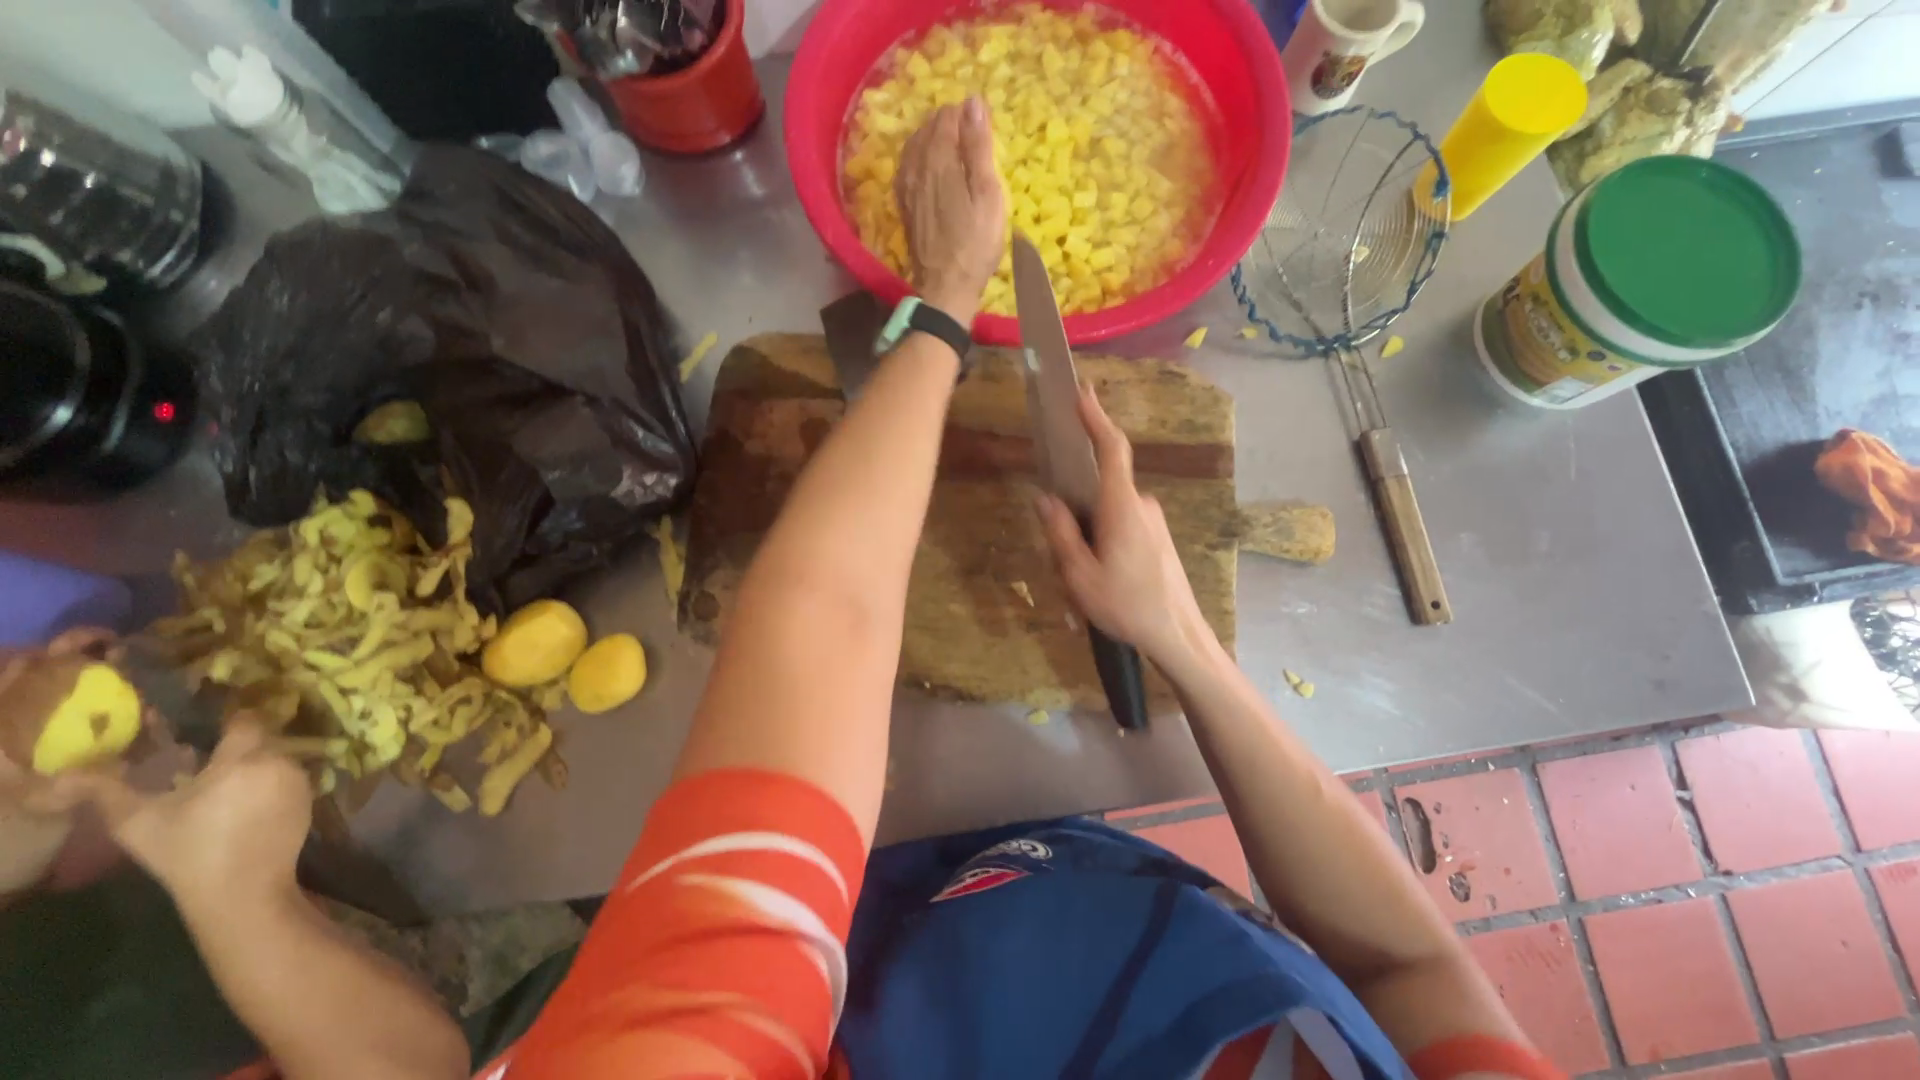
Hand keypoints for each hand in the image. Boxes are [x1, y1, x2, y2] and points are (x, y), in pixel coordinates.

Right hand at [41, 718, 310, 908]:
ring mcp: (301, 781)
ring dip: (255, 769)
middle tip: (206, 769)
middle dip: (236, 751)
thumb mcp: (137, 822)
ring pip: (275, 760)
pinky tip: (247, 808)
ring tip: (226, 793)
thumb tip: (69, 775)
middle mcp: (280, 762)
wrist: (243, 891)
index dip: (226, 725)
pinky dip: (270, 785)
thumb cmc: (187, 854)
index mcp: (244, 759)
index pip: (245, 721)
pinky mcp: (311, 799)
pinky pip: (288, 779)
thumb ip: (106, 791)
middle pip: (260, 741)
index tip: (205, 736)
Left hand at [895, 96, 1005, 324]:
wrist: (945, 286)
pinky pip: (909, 168)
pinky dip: (922, 159)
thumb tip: (972, 102)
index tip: (982, 124)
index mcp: (938, 158)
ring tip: (956, 148)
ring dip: (934, 140)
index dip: (965, 114)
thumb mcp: (987, 193)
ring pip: (916, 147)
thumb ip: (978, 146)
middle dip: (949, 125)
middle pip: (928, 129)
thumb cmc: (975, 243)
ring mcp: (906, 187)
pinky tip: (933, 169)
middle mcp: (915, 167)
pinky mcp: (904, 205)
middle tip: (972, 136)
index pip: (947, 117)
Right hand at [1036, 385, 1215, 671]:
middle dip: (1077, 508)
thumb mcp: (1080, 575)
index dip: (1096, 418)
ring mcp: (1154, 521)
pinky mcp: (1159, 537)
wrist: (1178, 634)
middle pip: (1102, 488)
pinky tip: (1105, 580)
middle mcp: (1142, 505)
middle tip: (1064, 554)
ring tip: (1084, 580)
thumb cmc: (1127, 605)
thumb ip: (1061, 533)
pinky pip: (1124, 525)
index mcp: (1122, 506)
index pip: (1111, 449)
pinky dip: (1107, 540)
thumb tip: (1046, 499)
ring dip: (1092, 532)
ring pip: (1111, 512)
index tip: (1082, 393)